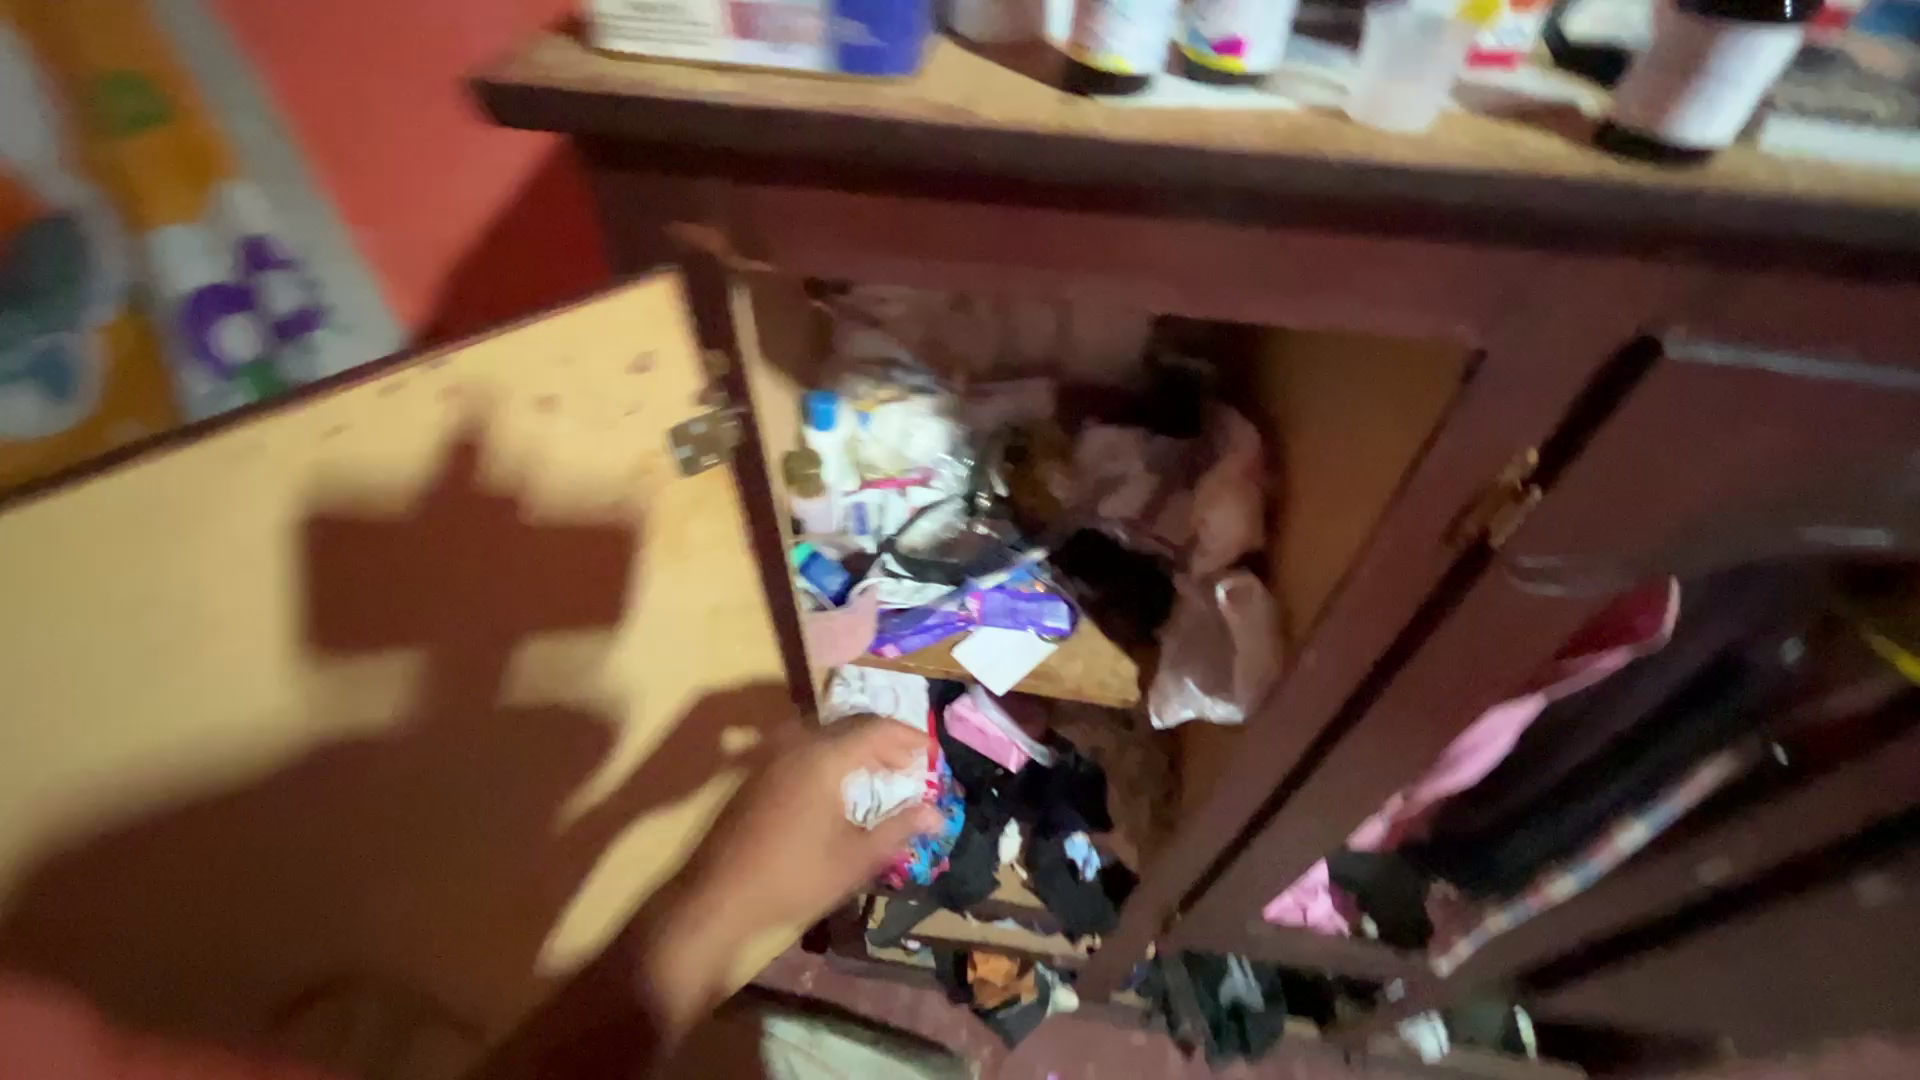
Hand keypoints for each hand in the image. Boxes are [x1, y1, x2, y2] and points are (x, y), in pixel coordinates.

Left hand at [672, 714, 942, 941]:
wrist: (718, 897)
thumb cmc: (794, 878)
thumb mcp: (856, 857)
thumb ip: (899, 829)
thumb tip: (938, 814)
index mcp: (825, 757)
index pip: (877, 728)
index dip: (909, 736)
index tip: (932, 753)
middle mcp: (799, 743)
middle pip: (852, 724)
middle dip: (886, 739)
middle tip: (911, 762)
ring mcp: (775, 755)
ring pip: (828, 733)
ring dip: (859, 745)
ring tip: (883, 770)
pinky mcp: (760, 772)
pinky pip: (807, 746)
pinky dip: (834, 754)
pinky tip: (843, 784)